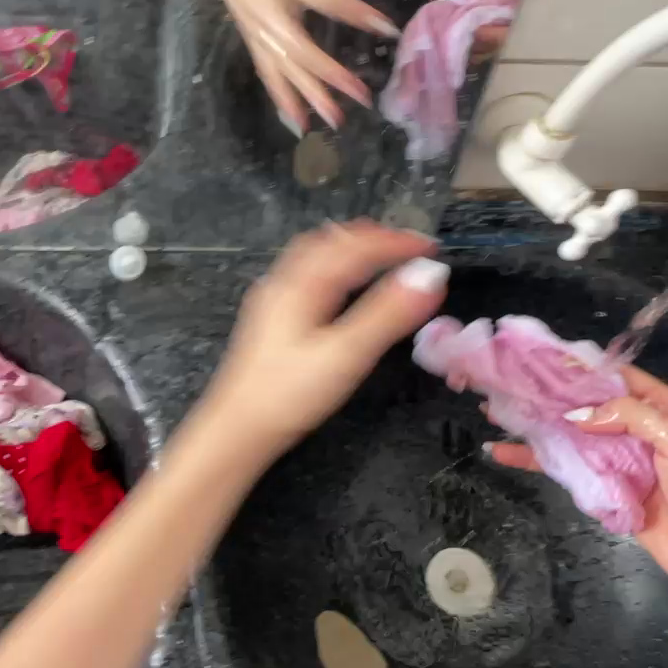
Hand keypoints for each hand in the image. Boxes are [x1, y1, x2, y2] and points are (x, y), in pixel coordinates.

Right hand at [187, 0, 400, 134]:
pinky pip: (270, 76)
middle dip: (330, 75)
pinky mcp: (254, 44)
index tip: (385, 27)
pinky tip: (302, 123)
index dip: (353, 12)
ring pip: (284, 70)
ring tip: (336, 121)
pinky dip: (284, 100)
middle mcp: (268, 12)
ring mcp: (258, 33)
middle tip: (361, 95)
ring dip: (310, 96)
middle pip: (300, 49)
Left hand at [201, 221, 446, 451]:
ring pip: (313, 256)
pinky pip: (305, 276)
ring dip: (349, 248)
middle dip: (371, 238)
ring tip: (378, 255)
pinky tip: (337, 288)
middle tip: (406, 246)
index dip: (396, 242)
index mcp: (302, 284)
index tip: (430, 247)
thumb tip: (430, 276)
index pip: (355, 246)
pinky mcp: (269, 321)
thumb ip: (388, 314)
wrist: (237, 430)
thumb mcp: (346, 353)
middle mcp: (282, 283)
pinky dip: (332, 268)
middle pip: (329, 241)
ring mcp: (272, 300)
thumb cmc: (288, 394)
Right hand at [485, 364, 667, 584]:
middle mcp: (633, 426)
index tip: (542, 361)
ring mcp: (612, 456)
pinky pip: (561, 465)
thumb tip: (578, 412)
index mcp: (661, 408)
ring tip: (494, 412)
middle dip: (545, 394)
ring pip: (565, 432)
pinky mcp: (597, 483)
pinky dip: (532, 458)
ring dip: (531, 423)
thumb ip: (631, 415)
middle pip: (583, 403)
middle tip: (506, 384)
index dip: (580, 369)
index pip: (615, 378)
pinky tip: (501, 451)